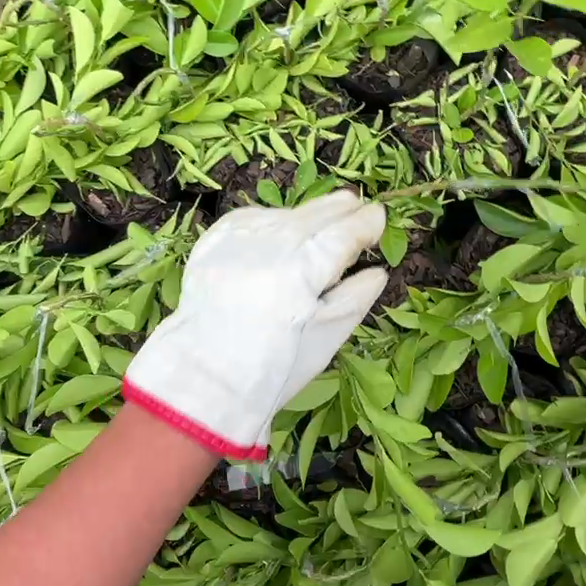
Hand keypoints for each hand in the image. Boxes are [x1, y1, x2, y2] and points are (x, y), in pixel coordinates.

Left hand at [122, 190, 387, 459]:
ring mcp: (235, 245)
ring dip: (308, 214)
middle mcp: (265, 252)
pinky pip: (251, 220)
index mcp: (297, 278)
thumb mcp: (324, 341)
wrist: (206, 381)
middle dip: (338, 209)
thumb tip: (378, 271)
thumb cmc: (272, 371)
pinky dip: (273, 220)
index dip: (362, 225)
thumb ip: (353, 300)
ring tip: (327, 214)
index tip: (379, 216)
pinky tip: (284, 228)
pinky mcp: (212, 244)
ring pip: (283, 216)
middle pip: (311, 217)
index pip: (339, 237)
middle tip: (358, 205)